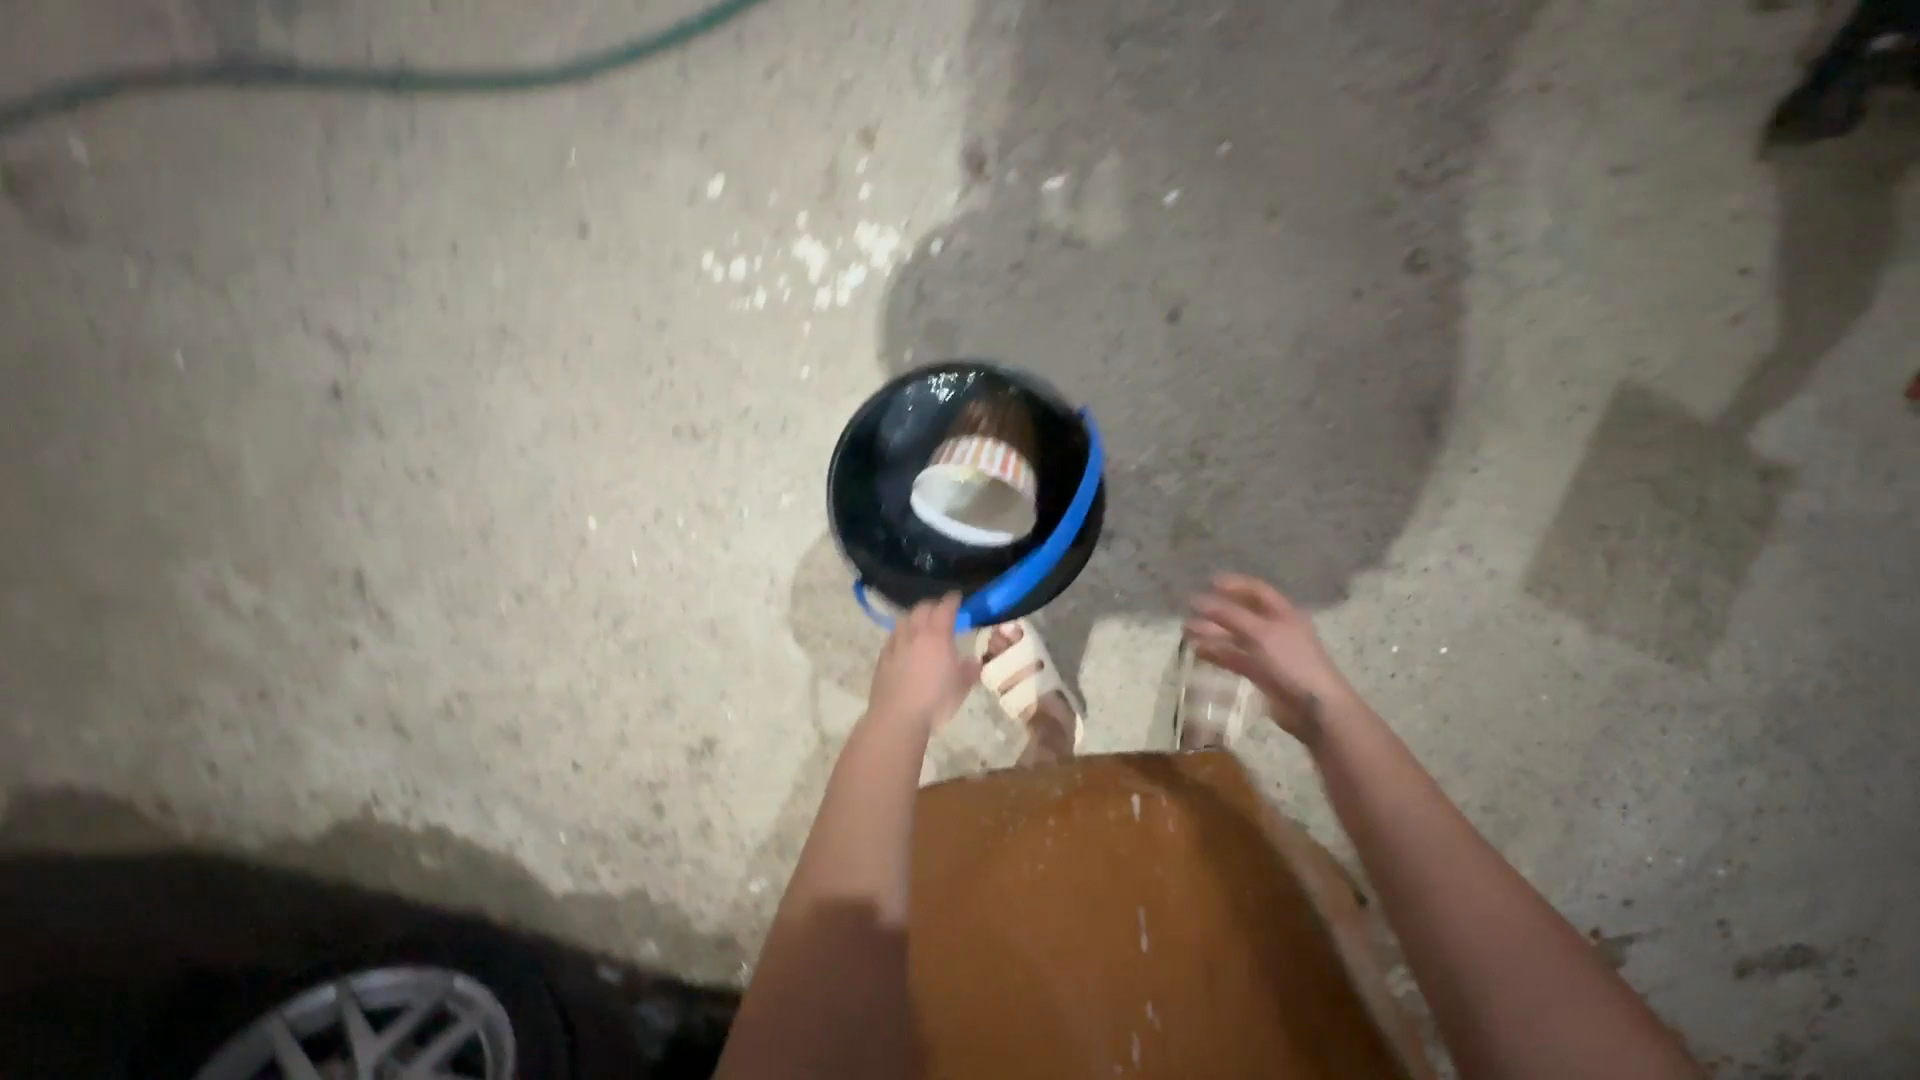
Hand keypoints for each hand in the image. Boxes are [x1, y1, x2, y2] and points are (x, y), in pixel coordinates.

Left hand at [866, 594, 980, 730]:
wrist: (898, 716)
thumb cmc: (936, 700)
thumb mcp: (962, 687)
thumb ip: (969, 670)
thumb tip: (973, 661)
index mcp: (937, 635)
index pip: (945, 608)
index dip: (952, 600)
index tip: (957, 597)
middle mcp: (914, 633)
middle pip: (922, 608)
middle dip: (933, 605)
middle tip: (941, 611)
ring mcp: (895, 644)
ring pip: (904, 620)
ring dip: (915, 617)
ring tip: (921, 625)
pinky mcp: (883, 658)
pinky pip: (893, 637)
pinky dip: (902, 634)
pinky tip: (905, 644)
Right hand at [1185, 573, 1356, 744]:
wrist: (1315, 708)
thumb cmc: (1292, 662)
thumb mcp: (1261, 633)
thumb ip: (1229, 615)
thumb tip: (1197, 600)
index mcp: (1283, 613)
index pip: (1256, 591)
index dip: (1234, 585)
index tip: (1208, 583)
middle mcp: (1275, 630)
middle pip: (1242, 615)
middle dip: (1216, 612)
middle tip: (1189, 611)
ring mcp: (1268, 654)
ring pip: (1236, 638)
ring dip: (1212, 633)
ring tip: (1187, 632)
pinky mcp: (1261, 675)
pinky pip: (1235, 659)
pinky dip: (1218, 654)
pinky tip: (1198, 652)